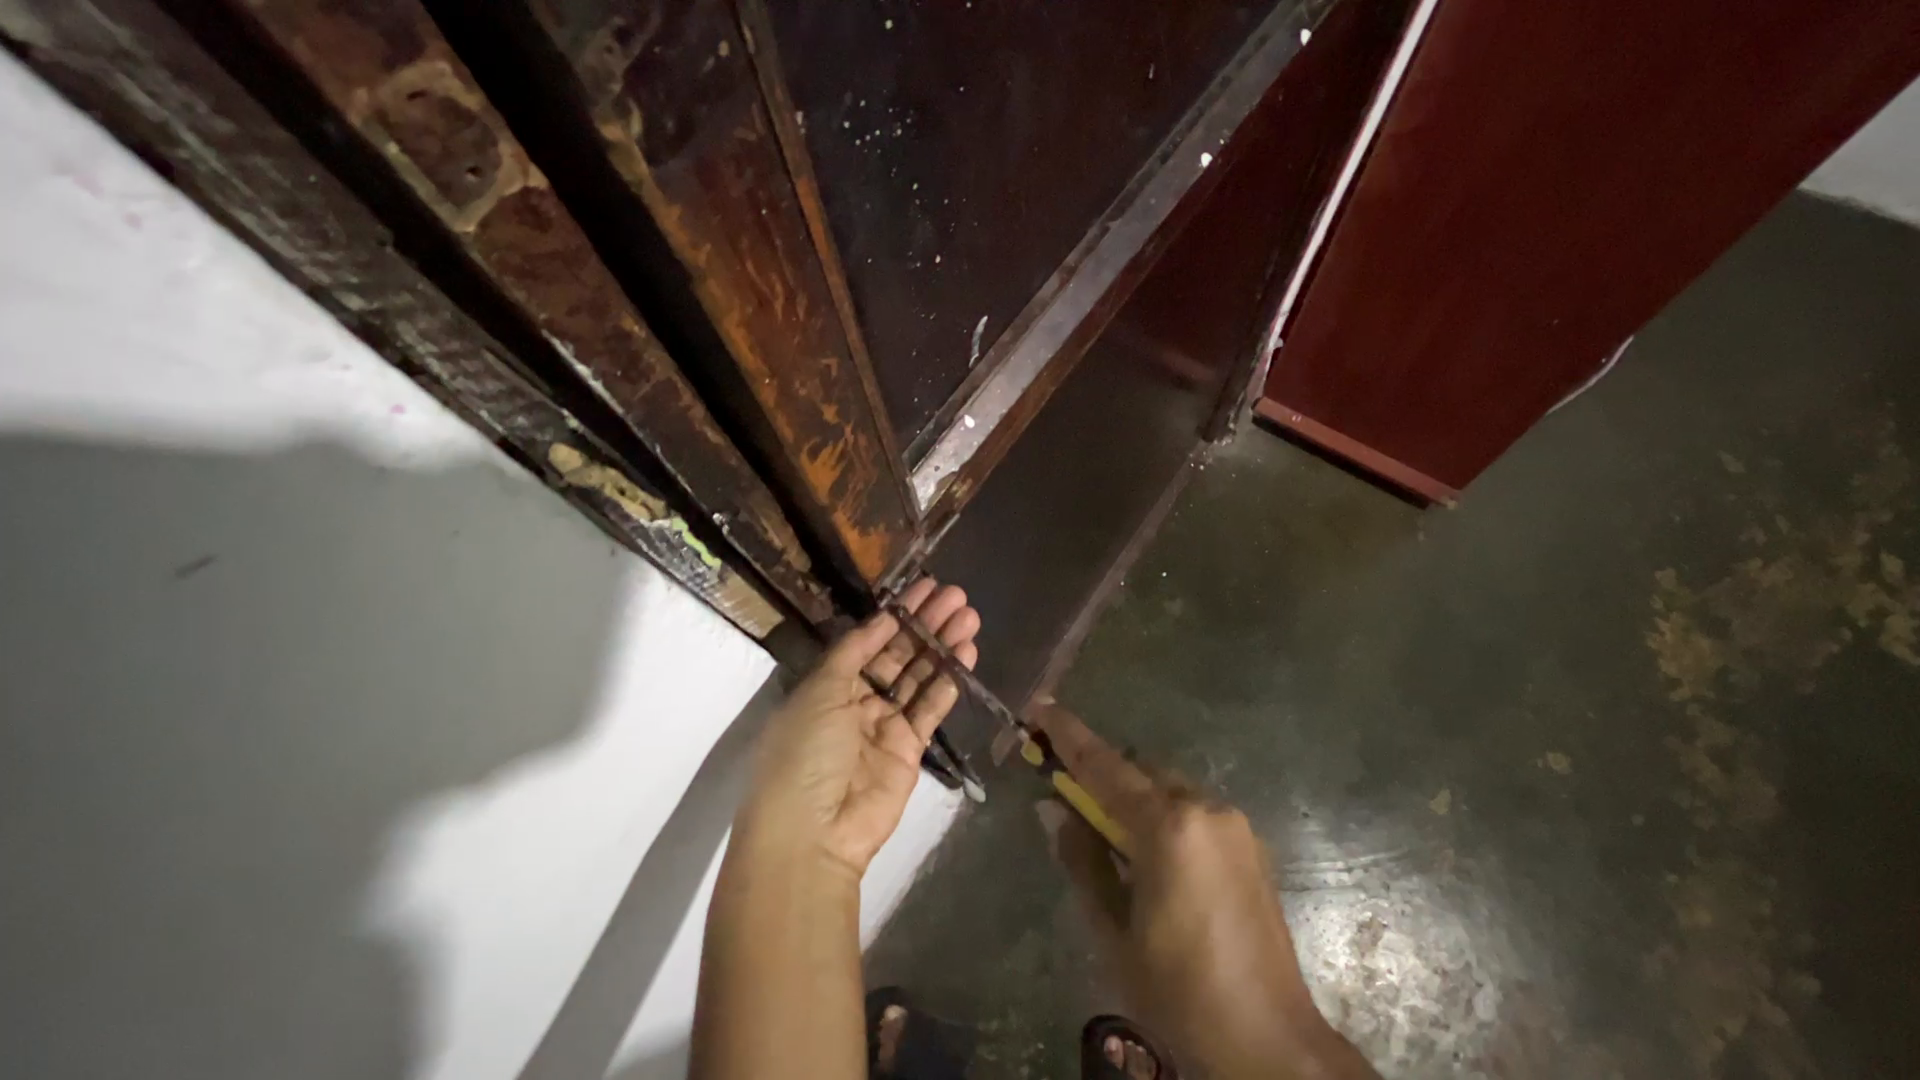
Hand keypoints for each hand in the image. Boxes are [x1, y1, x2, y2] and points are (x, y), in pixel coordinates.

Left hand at [733, 579, 980, 879]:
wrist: (814, 830)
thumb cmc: (806, 752)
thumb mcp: (820, 692)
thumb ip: (853, 653)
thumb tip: (880, 620)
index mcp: (827, 685)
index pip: (867, 641)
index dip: (895, 615)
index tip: (923, 588)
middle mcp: (856, 701)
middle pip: (898, 655)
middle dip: (925, 625)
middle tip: (957, 596)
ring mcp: (884, 726)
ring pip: (919, 678)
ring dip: (942, 647)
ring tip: (969, 618)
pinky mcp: (909, 751)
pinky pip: (930, 709)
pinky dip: (948, 683)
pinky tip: (966, 655)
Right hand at [1029, 702, 1378, 1079]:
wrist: (1268, 1041)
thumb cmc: (1177, 988)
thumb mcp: (1113, 929)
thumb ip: (1082, 859)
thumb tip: (1055, 810)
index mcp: (1169, 827)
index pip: (1106, 766)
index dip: (1069, 736)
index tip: (1040, 708)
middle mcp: (1207, 810)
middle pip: (1141, 771)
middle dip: (1103, 772)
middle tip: (1066, 791)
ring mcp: (1236, 827)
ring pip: (1170, 789)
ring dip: (1135, 796)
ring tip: (1106, 832)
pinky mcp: (1253, 849)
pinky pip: (1195, 813)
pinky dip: (1164, 816)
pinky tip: (1150, 854)